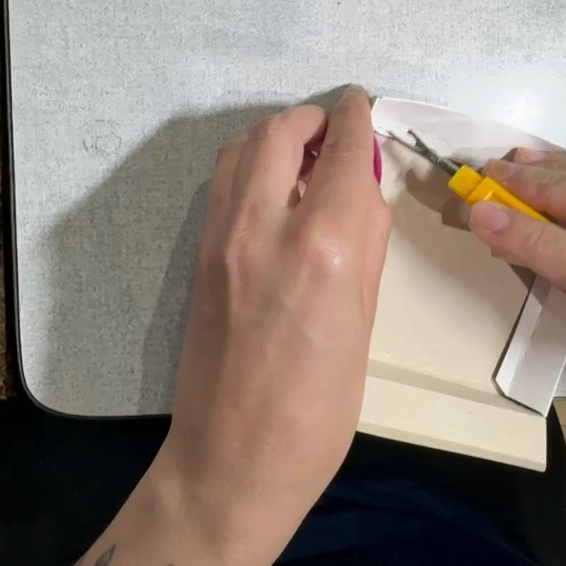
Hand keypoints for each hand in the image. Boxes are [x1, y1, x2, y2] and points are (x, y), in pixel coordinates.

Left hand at [158, 88, 391, 541]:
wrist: (229, 460)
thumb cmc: (318, 413)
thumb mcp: (365, 328)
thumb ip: (367, 244)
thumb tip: (364, 190)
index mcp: (324, 249)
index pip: (343, 154)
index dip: (357, 120)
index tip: (362, 105)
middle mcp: (264, 226)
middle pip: (281, 132)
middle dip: (313, 118)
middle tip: (337, 133)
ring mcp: (220, 237)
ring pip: (242, 149)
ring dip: (277, 137)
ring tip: (306, 160)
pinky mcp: (197, 254)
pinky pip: (224, 184)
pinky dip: (252, 166)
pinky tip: (275, 194)